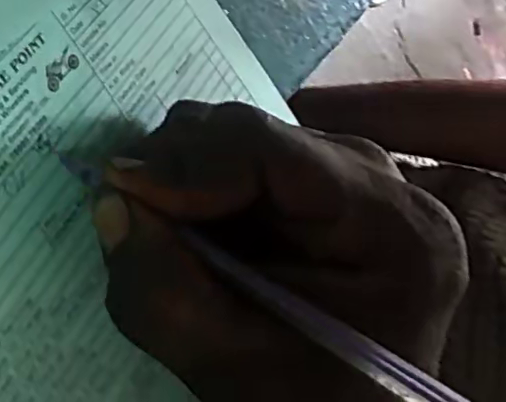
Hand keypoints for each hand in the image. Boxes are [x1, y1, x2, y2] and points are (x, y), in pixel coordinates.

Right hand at [93, 102, 467, 401]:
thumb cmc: (304, 401)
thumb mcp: (228, 370)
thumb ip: (162, 293)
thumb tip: (111, 202)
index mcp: (394, 226)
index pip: (265, 148)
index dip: (186, 163)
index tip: (123, 190)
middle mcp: (372, 173)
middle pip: (239, 132)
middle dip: (172, 172)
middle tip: (134, 219)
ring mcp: (336, 161)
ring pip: (223, 131)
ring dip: (175, 175)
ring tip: (166, 231)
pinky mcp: (301, 162)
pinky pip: (223, 144)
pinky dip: (187, 177)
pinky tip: (188, 221)